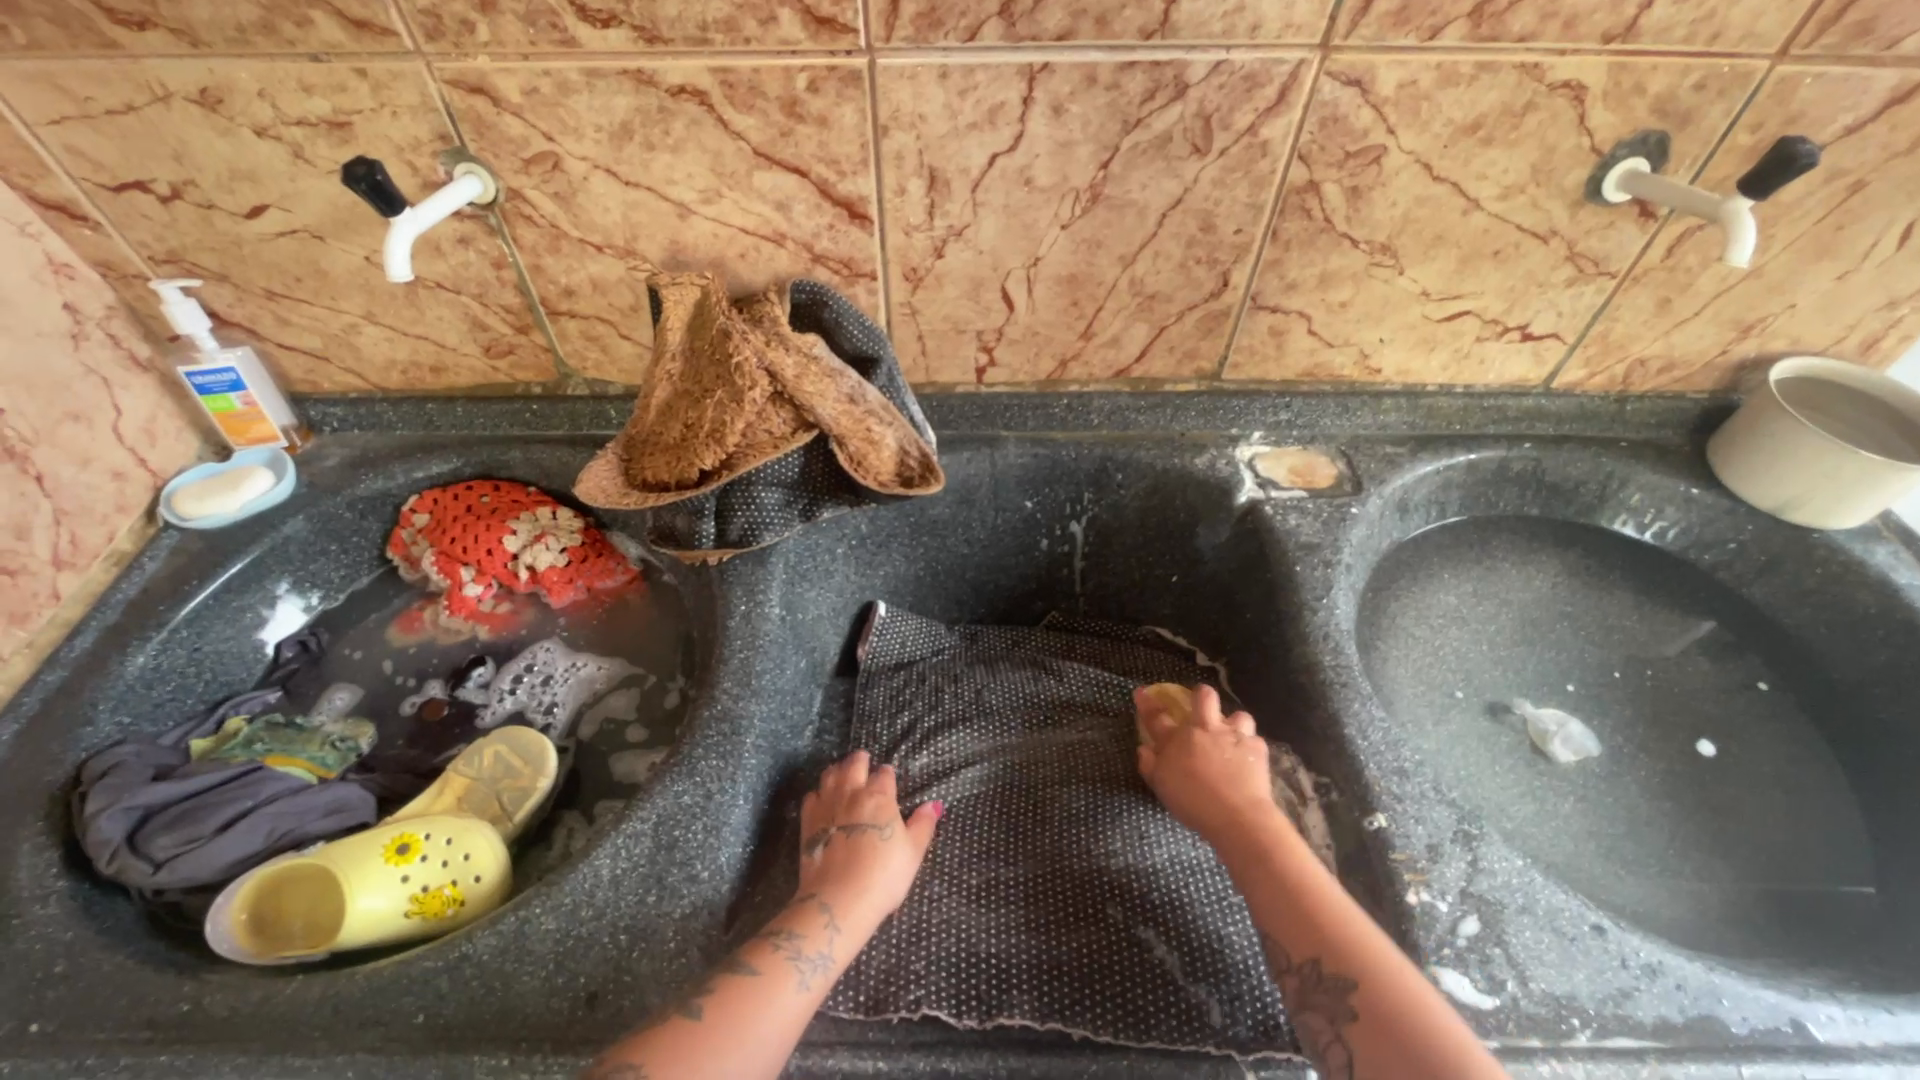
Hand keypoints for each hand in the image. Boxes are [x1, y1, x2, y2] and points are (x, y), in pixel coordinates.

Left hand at [798, 750, 941, 928]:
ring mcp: (826, 805)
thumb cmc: (884, 876)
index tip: (888, 778)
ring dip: (838, 770)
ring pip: (830, 775)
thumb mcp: (913, 852)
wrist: (840, 899)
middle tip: (864, 760)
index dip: (887, 774)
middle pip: (853, 764)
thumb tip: (934, 804)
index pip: (884, 774)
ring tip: (843, 773)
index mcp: (879, 796)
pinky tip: (823, 800)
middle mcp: (851, 793)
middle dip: (860, 760)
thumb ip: (923, 824)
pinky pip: (811, 796)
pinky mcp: (807, 821)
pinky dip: (818, 793)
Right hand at [1135, 684, 1281, 845]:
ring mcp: (1233, 735)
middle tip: (1201, 706)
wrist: (1236, 816)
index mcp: (1177, 740)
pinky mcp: (1256, 747)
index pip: (1156, 716)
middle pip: (1204, 697)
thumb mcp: (1161, 787)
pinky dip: (1250, 746)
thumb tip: (1144, 748)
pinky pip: (1254, 738)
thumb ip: (1150, 766)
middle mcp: (1204, 729)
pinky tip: (1248, 758)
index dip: (1147, 702)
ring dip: (1233, 723)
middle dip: (1201, 695)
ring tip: (1233, 737)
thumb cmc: (1192, 803)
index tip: (1142, 692)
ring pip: (1237, 714)